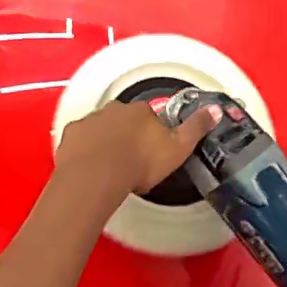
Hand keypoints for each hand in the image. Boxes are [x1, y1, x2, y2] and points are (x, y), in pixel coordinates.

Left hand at [56, 100, 219, 196]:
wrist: (97, 176)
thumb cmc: (139, 164)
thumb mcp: (178, 148)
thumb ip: (196, 128)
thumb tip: (215, 110)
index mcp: (141, 111)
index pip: (150, 117)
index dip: (152, 134)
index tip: (152, 153)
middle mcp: (114, 109)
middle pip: (124, 120)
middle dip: (127, 135)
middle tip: (132, 161)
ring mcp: (90, 120)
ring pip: (101, 128)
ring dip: (106, 142)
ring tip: (111, 167)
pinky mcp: (71, 134)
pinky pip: (80, 139)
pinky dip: (84, 149)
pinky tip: (90, 166)